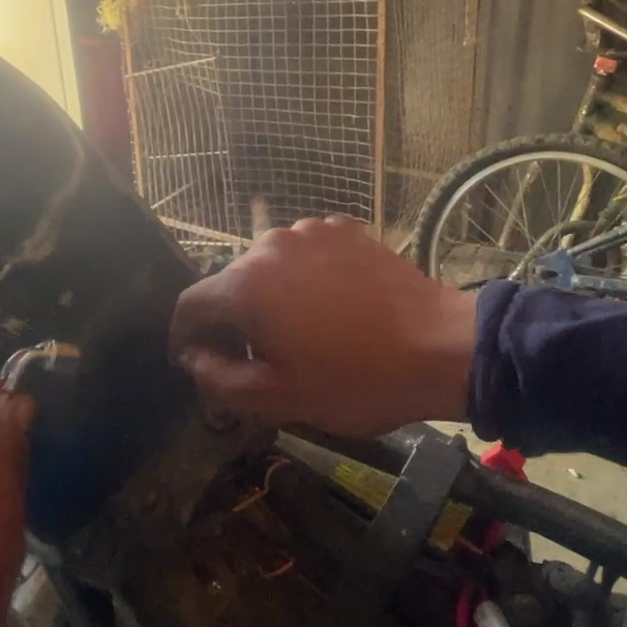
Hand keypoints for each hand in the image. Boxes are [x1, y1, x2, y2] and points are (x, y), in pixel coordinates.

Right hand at [170, 216, 478, 436]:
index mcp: (245, 286)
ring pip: (269, 266)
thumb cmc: (356, 380)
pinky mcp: (344, 228)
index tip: (191, 360)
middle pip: (230, 284)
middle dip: (232, 320)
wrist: (443, 348)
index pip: (190, 304)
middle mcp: (268, 245)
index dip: (183, 335)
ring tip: (301, 330)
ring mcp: (309, 231)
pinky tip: (332, 305)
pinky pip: (306, 253)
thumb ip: (219, 379)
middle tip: (255, 357)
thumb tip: (191, 356)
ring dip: (270, 296)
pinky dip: (305, 277)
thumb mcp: (278, 398)